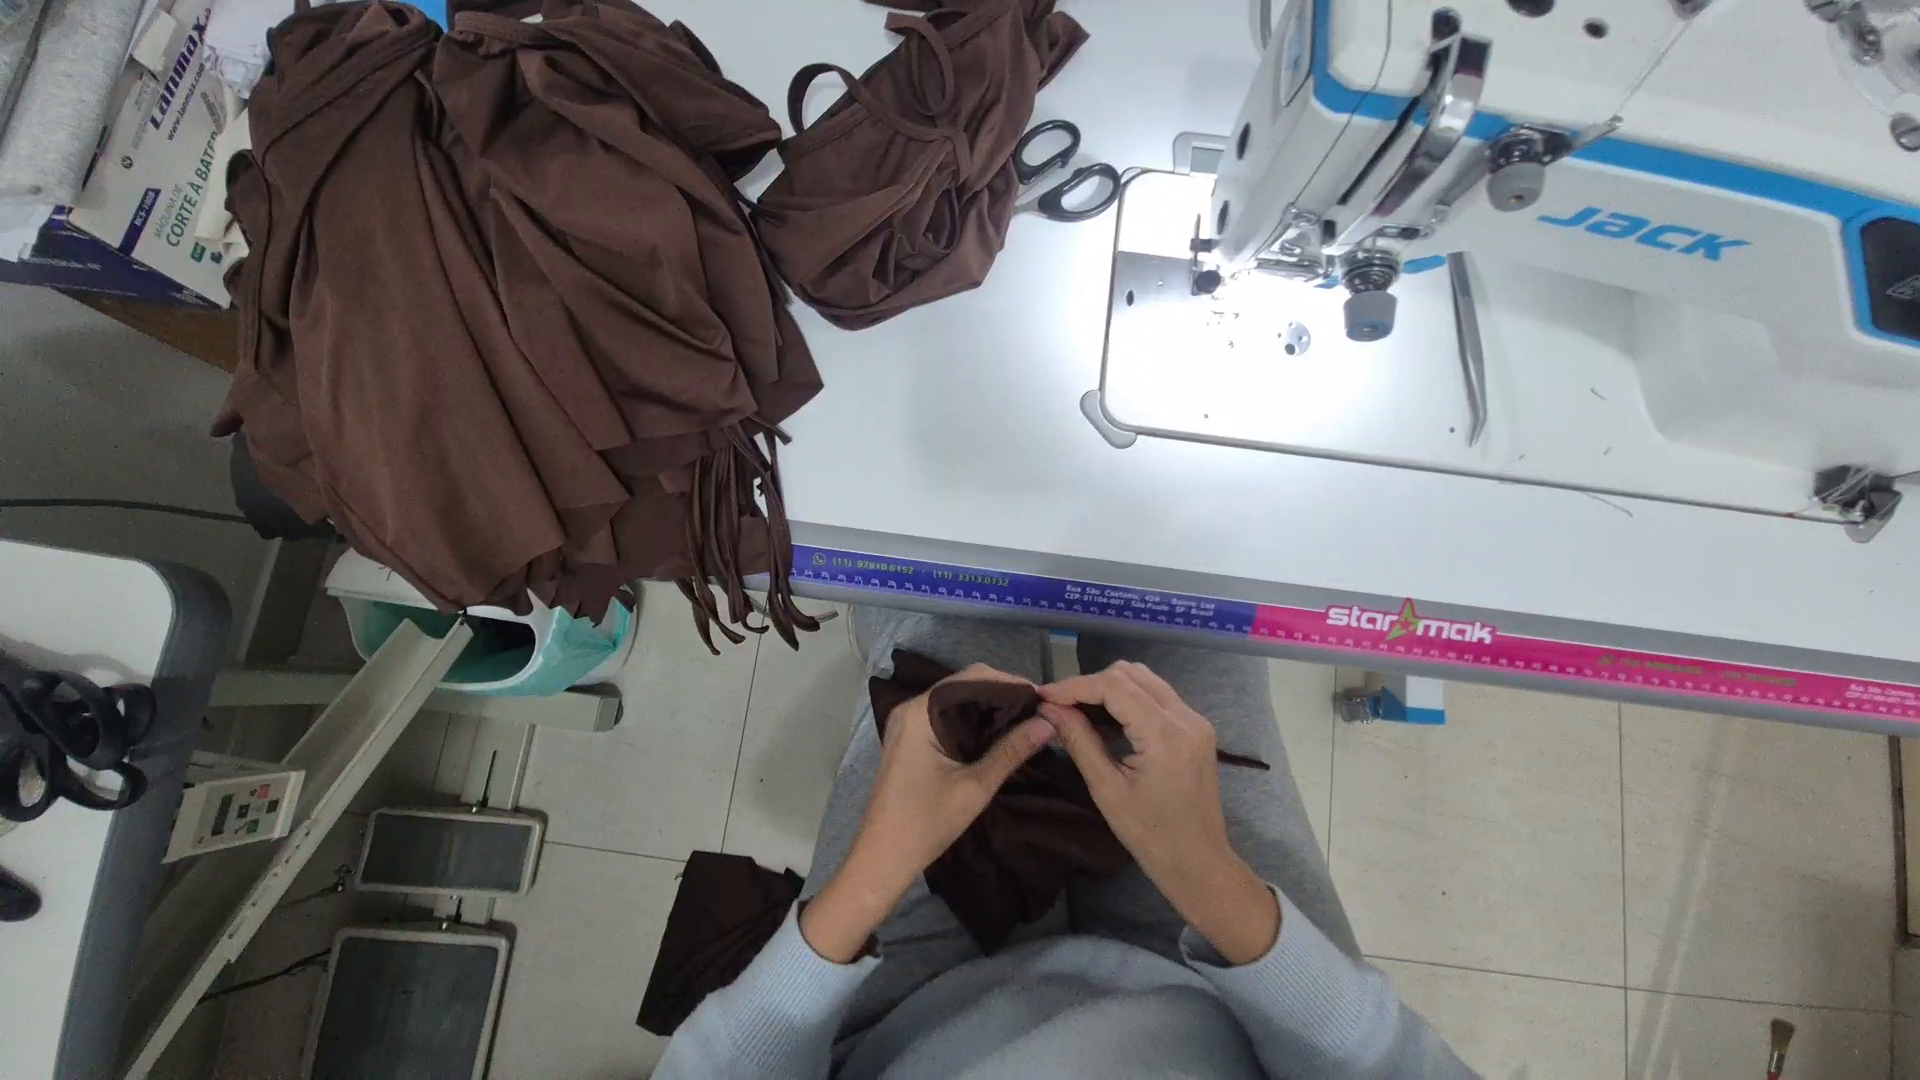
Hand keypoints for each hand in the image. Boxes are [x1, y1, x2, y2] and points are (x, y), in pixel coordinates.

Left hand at [802, 664, 1054, 962]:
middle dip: (1001, 693)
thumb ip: (1011, 750)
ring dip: (988, 706)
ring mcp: (907, 722)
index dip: (1009, 682)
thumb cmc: (926, 823)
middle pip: (963, 684)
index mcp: (920, 712)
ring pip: (956, 699)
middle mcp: (910, 708)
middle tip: (1038, 710)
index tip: (1042, 698)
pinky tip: (997, 732)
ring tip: (1025, 719)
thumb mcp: (976, 787)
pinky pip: (946, 715)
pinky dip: (972, 719)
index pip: (971, 677)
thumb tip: (1048, 722)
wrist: (883, 858)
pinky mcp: (909, 737)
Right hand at [1040, 661, 1280, 964]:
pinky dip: (1128, 697)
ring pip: (1144, 679)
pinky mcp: (1196, 727)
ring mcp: (1195, 720)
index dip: (1075, 686)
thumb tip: (1050, 708)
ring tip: (1078, 708)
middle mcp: (1186, 718)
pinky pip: (1157, 694)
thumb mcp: (1107, 790)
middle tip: (1060, 705)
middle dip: (1090, 683)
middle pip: (1130, 674)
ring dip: (1109, 687)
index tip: (1044, 696)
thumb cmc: (1151, 836)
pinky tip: (1106, 717)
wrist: (1199, 863)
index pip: (1115, 687)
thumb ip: (1080, 741)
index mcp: (1165, 735)